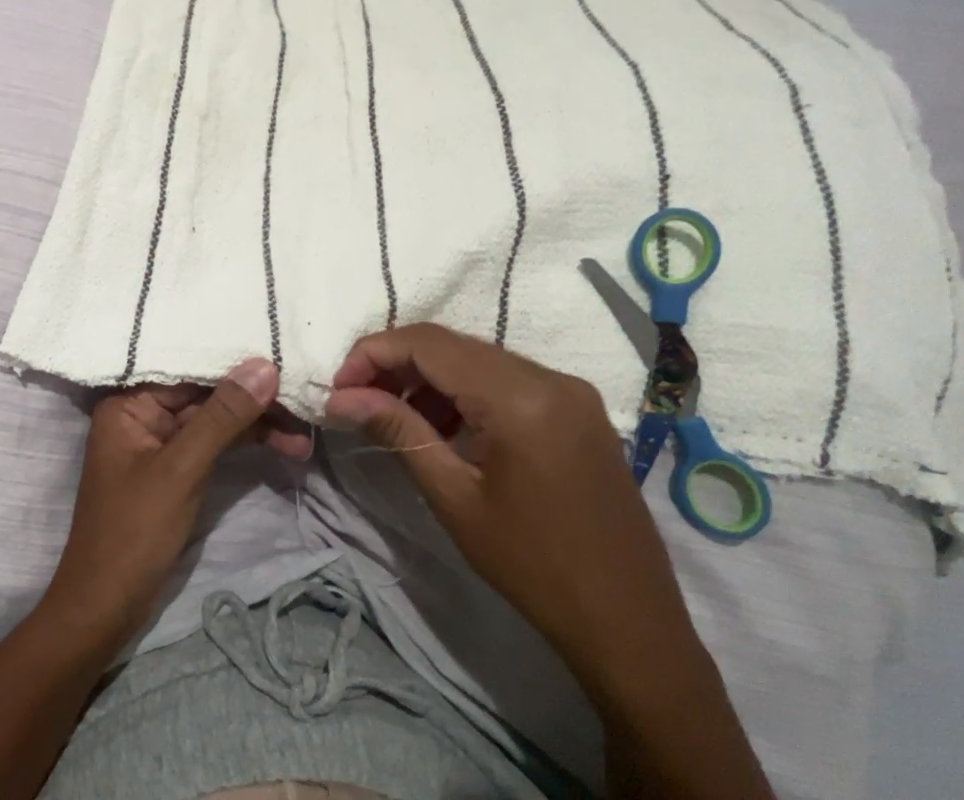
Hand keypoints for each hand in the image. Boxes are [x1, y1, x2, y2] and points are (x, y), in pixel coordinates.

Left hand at [40, 359, 279, 644]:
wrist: (107, 601)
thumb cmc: (134, 530)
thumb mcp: (181, 468)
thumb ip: (221, 416)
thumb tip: (262, 365)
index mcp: (127, 404)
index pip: (187, 370)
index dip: (236, 367)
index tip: (285, 361)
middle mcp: (139, 415)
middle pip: (203, 395)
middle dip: (254, 402)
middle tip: (305, 408)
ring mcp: (156, 444)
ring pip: (213, 421)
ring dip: (256, 428)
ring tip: (304, 440)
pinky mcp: (172, 470)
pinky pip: (212, 446)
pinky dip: (244, 447)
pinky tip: (282, 449)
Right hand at [323, 324, 694, 674]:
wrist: (626, 619)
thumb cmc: (531, 563)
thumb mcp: (453, 496)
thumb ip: (398, 431)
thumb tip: (340, 396)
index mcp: (520, 397)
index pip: (428, 344)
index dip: (372, 354)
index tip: (337, 388)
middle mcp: (551, 378)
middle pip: (453, 345)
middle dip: (396, 365)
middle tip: (355, 401)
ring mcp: (572, 393)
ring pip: (479, 360)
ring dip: (428, 379)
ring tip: (393, 419)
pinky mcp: (580, 413)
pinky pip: (508, 382)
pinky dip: (465, 393)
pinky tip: (442, 429)